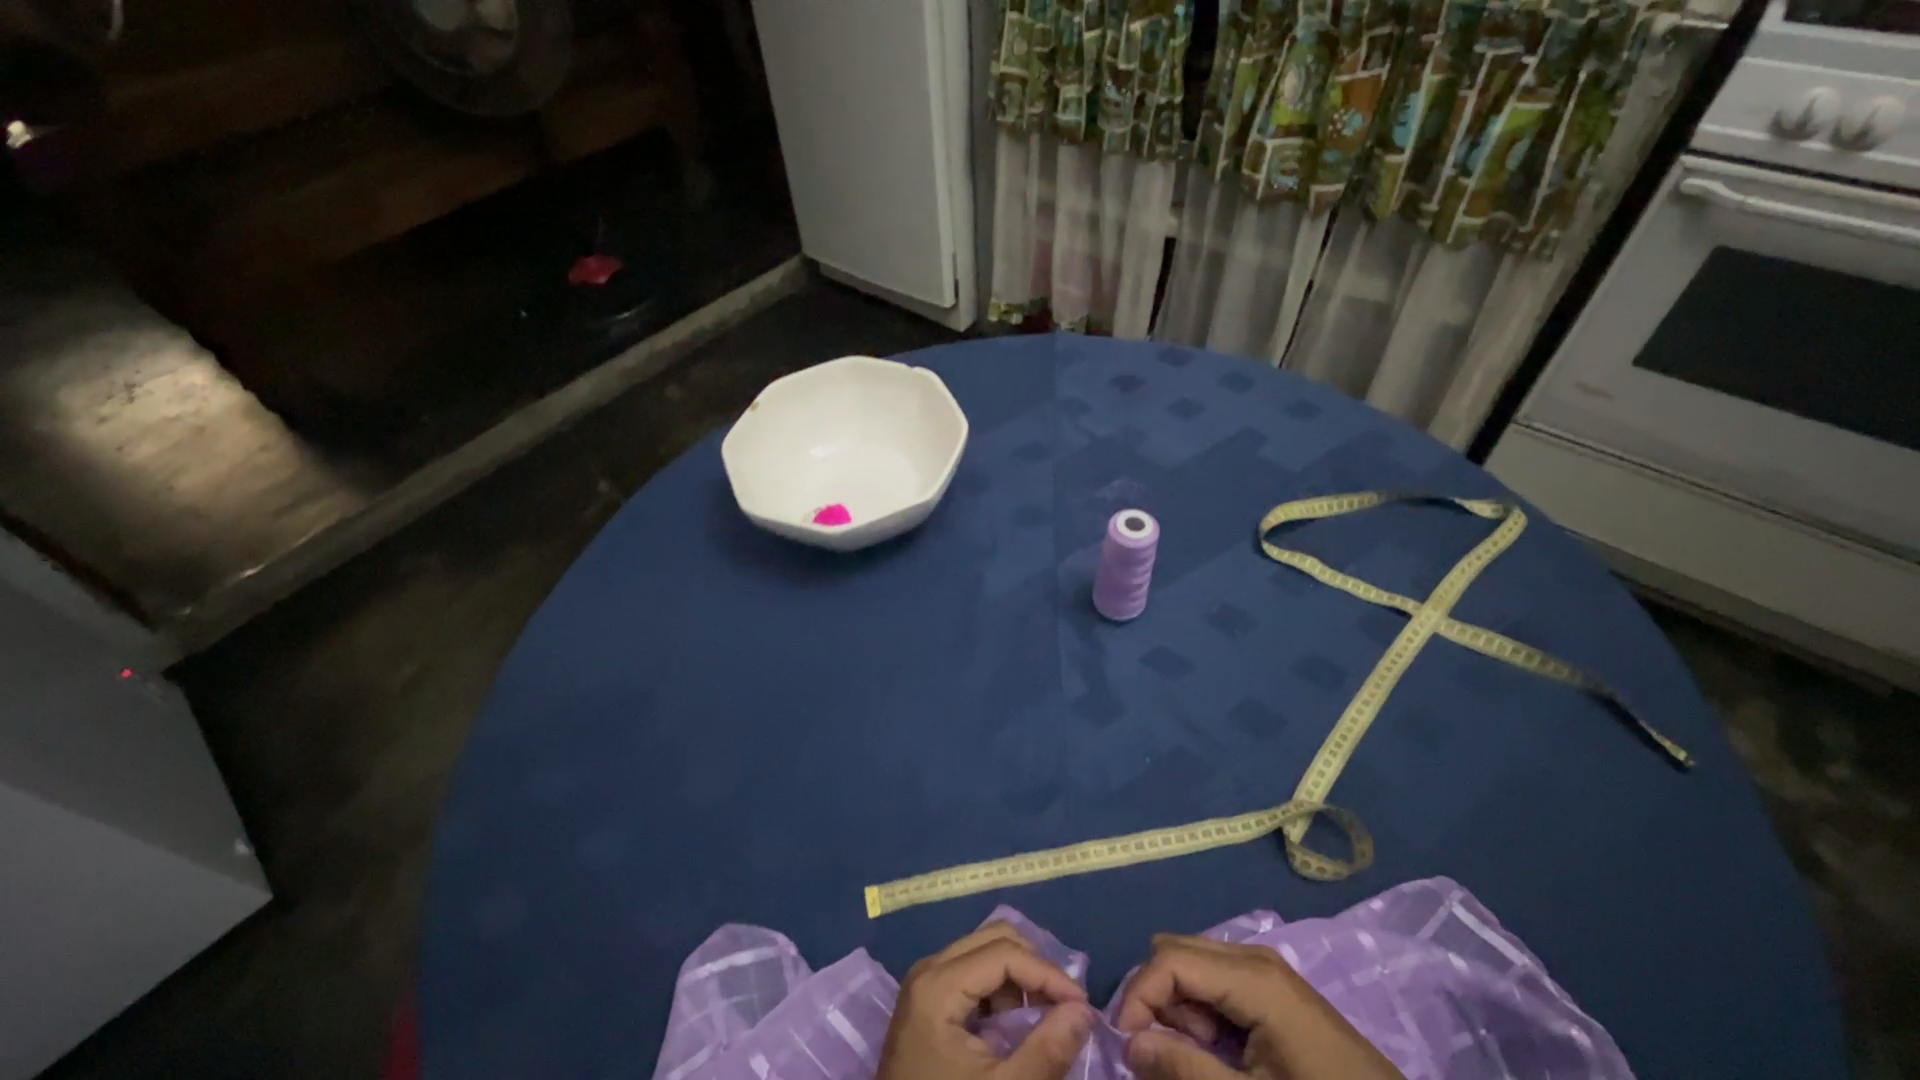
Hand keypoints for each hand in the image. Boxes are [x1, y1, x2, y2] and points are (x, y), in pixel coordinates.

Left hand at [876, 922, 1095, 1079]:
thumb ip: (1046, 1049)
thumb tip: (1084, 1011)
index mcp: (938, 985)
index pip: (1006, 953)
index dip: (1049, 974)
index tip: (1083, 1005)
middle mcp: (928, 969)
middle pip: (994, 939)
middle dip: (1035, 968)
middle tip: (1064, 1006)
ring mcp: (925, 982)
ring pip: (985, 952)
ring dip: (1019, 979)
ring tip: (1042, 1018)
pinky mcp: (928, 998)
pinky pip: (972, 972)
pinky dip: (1001, 990)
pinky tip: (1014, 1024)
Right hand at [1114, 934, 1403, 1079]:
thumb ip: (1186, 1068)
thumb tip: (1128, 1043)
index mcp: (1253, 977)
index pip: (1169, 959)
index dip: (1138, 996)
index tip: (1127, 1045)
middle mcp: (1255, 956)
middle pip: (1175, 950)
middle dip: (1157, 997)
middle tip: (1168, 1050)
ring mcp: (1266, 967)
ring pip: (1192, 962)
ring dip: (1178, 1005)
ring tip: (1199, 1055)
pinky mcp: (1272, 984)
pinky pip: (1215, 977)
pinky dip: (1200, 1007)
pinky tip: (1219, 1048)